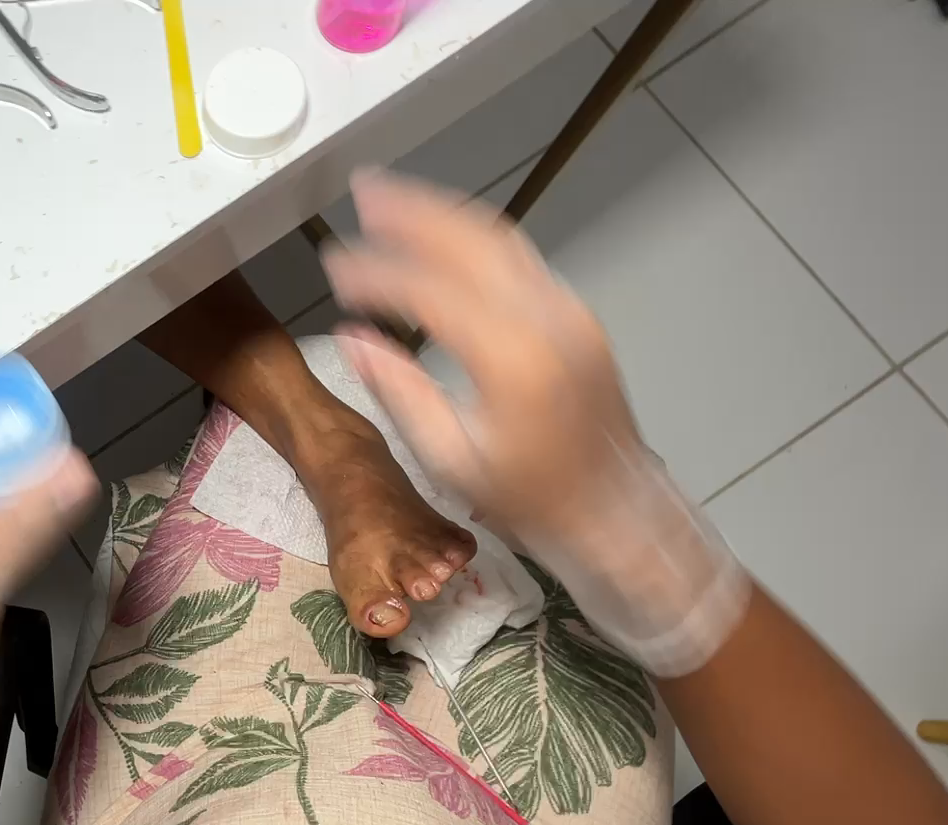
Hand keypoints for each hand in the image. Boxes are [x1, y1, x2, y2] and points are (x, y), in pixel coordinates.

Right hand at [321, 170, 746, 675]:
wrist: (614, 511)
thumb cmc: (527, 499)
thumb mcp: (450, 459)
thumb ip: (401, 393)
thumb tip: (354, 340)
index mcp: (512, 359)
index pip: (431, 293)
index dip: (377, 274)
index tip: (333, 267)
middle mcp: (548, 317)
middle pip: (472, 242)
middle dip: (413, 211)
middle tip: (362, 191)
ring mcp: (570, 311)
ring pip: (500, 241)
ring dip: (444, 215)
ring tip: (393, 199)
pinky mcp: (576, 317)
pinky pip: (518, 261)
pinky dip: (472, 239)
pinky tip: (441, 239)